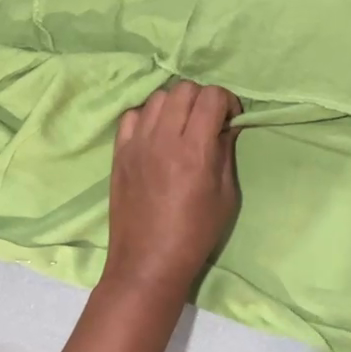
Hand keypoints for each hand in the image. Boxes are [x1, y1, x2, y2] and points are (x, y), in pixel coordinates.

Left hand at [102, 80, 242, 296]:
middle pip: (185, 89)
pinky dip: (149, 117)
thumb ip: (226, 152)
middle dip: (203, 99)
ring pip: (158, 96)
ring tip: (183, 127)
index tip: (230, 121)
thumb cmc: (195, 234)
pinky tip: (157, 135)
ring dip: (177, 104)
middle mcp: (164, 139)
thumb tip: (228, 126)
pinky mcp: (119, 152)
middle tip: (209, 122)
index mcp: (195, 150)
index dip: (228, 102)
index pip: (212, 97)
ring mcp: (137, 143)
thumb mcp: (226, 195)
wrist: (147, 262)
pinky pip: (133, 115)